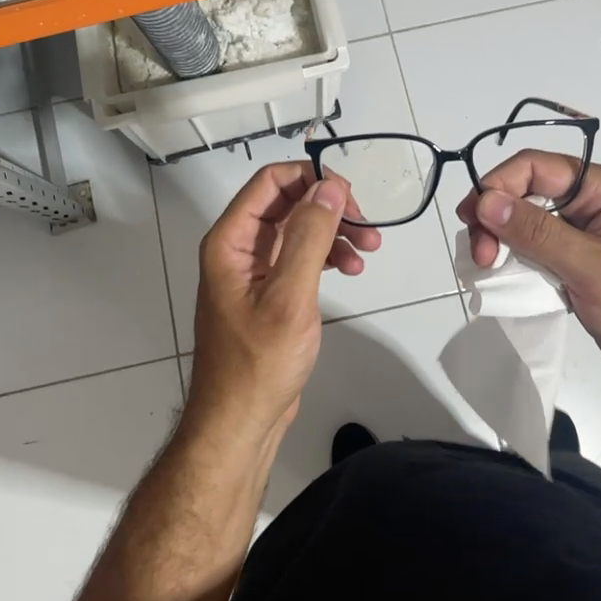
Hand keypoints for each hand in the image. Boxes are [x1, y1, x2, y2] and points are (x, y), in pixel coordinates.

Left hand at [185, 162, 381, 444]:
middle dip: (330, 207)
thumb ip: (310, 237)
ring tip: (369, 249)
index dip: (311, 177)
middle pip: (287, 203)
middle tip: (369, 225)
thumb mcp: (289, 296)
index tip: (352, 193)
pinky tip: (351, 269)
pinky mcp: (269, 292)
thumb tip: (330, 186)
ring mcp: (253, 270)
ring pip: (298, 229)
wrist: (240, 422)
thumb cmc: (258, 361)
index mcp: (230, 240)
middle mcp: (238, 247)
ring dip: (334, 232)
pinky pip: (299, 257)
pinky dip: (327, 256)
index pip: (270, 182)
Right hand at [455, 151, 600, 382]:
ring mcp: (579, 232)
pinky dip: (511, 259)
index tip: (473, 219)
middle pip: (523, 191)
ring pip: (521, 220)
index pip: (536, 167)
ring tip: (486, 268)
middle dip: (494, 217)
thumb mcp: (594, 269)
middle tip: (479, 255)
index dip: (499, 185)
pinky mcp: (570, 260)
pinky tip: (500, 276)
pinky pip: (530, 248)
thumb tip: (486, 201)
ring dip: (498, 239)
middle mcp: (589, 201)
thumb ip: (539, 233)